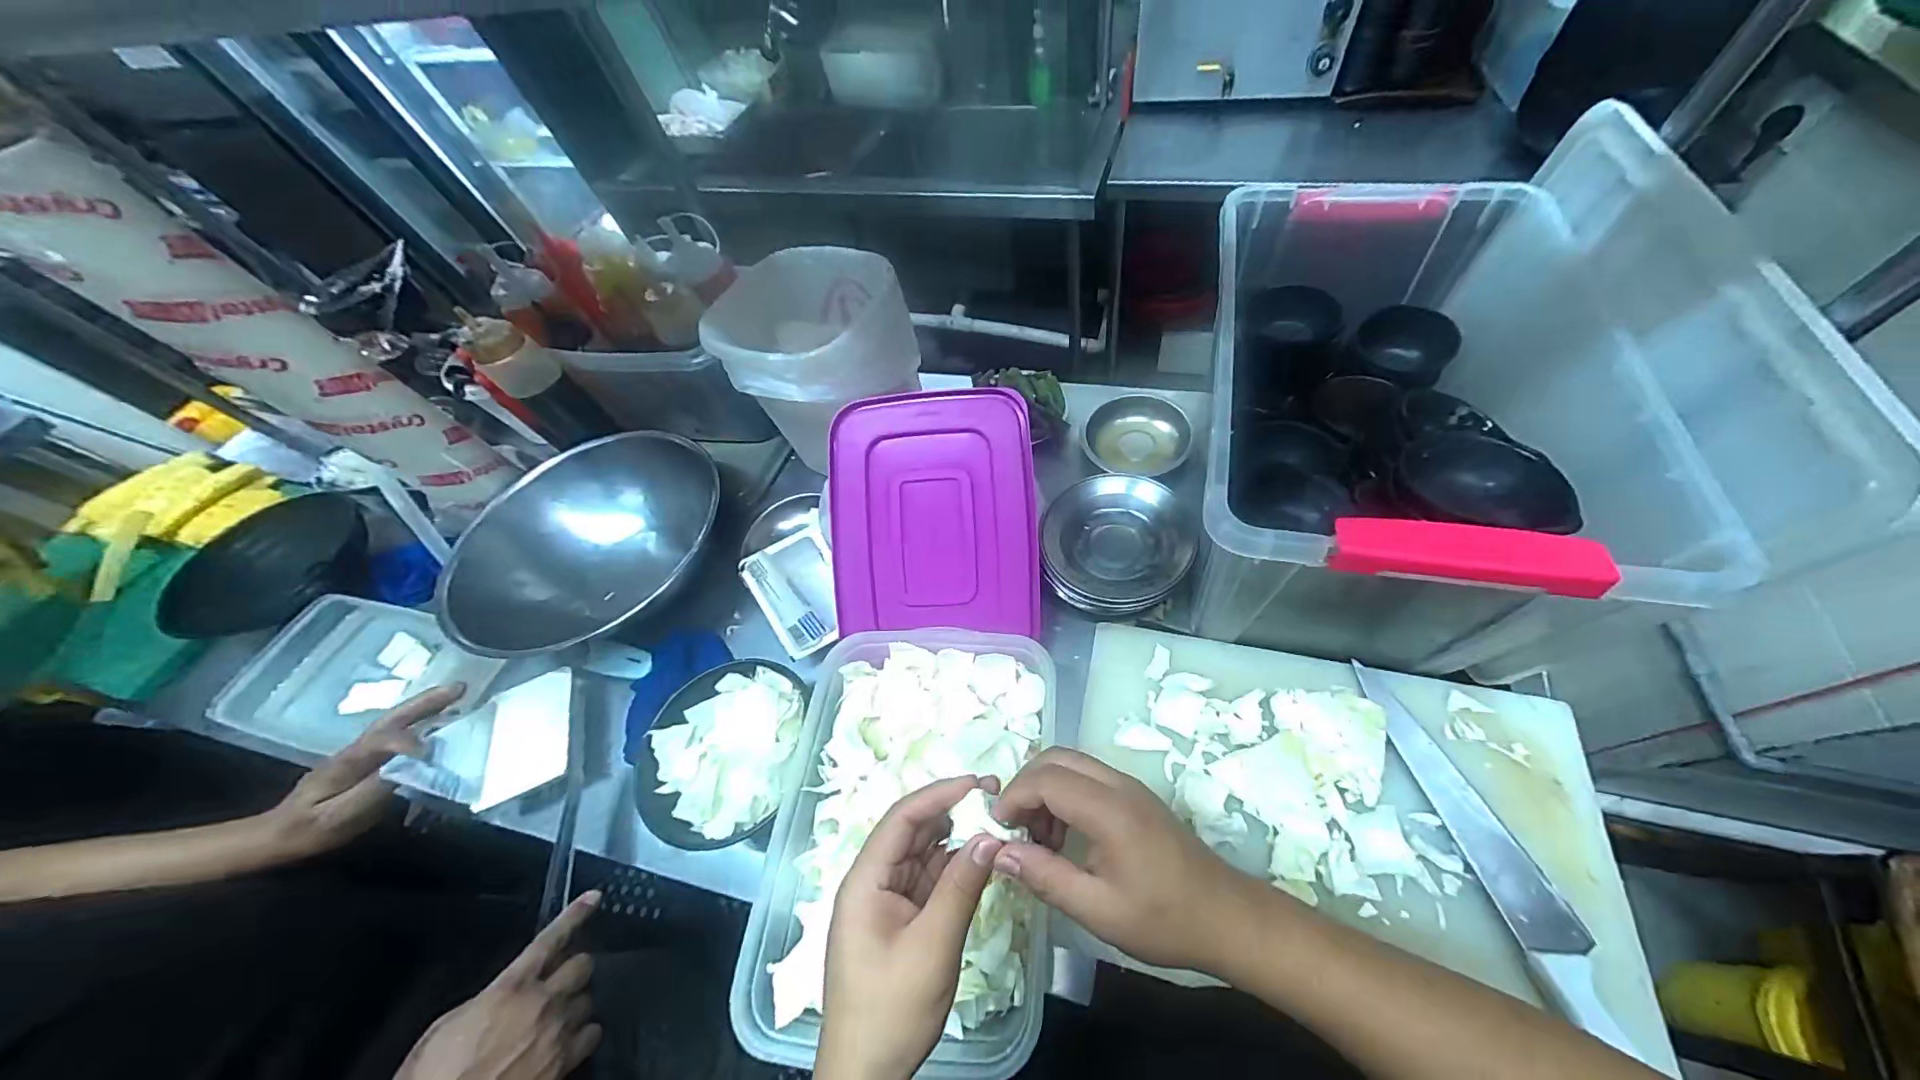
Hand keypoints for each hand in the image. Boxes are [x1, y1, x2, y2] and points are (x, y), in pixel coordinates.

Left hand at [261, 683, 465, 857]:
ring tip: (458, 694)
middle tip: (461, 687)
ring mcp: (361, 752)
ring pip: (397, 721)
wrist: (274, 836)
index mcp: (348, 761)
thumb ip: (373, 790)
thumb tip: (411, 767)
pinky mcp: (367, 760)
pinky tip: (440, 720)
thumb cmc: (306, 831)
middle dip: (428, 702)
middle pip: (394, 719)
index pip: (382, 740)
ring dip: (428, 706)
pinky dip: (423, 719)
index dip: (409, 742)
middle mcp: (357, 749)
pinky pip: (398, 732)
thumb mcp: (336, 817)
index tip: (431, 753)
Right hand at [396, 891, 602, 1079]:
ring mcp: (558, 1031)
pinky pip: (592, 1033)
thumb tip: (499, 998)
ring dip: (575, 1004)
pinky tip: (570, 1041)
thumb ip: (484, 1002)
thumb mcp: (444, 1029)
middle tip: (559, 982)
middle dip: (573, 969)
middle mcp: (543, 1002)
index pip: (550, 940)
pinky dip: (584, 1034)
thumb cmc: (432, 1078)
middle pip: (582, 965)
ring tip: (559, 1017)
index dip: (575, 915)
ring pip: (588, 999)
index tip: (594, 897)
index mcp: (511, 988)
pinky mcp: (566, 1061)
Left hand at [817, 775, 1003, 1079]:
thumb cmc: (890, 1009)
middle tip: (993, 800)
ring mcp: (886, 902)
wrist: (865, 1073)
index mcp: (865, 880)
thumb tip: (990, 837)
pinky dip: (953, 871)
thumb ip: (961, 888)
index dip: (938, 794)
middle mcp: (872, 882)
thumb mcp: (932, 947)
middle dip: (950, 813)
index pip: (901, 819)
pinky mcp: (899, 921)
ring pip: (923, 857)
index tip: (977, 782)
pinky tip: (979, 862)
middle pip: (912, 834)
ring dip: (955, 841)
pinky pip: (928, 883)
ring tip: (993, 826)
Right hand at [991, 747, 1260, 974]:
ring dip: (1045, 789)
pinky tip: (1065, 837)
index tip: (999, 831)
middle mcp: (1118, 785)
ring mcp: (1129, 787)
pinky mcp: (1135, 796)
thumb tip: (999, 853)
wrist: (1228, 918)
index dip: (1014, 798)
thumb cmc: (1164, 919)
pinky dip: (1064, 794)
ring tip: (1039, 839)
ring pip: (1071, 763)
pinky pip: (1088, 777)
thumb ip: (1045, 876)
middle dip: (1025, 786)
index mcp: (1109, 809)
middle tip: (1015, 830)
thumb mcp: (1098, 909)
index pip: (1045, 779)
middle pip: (1056, 758)